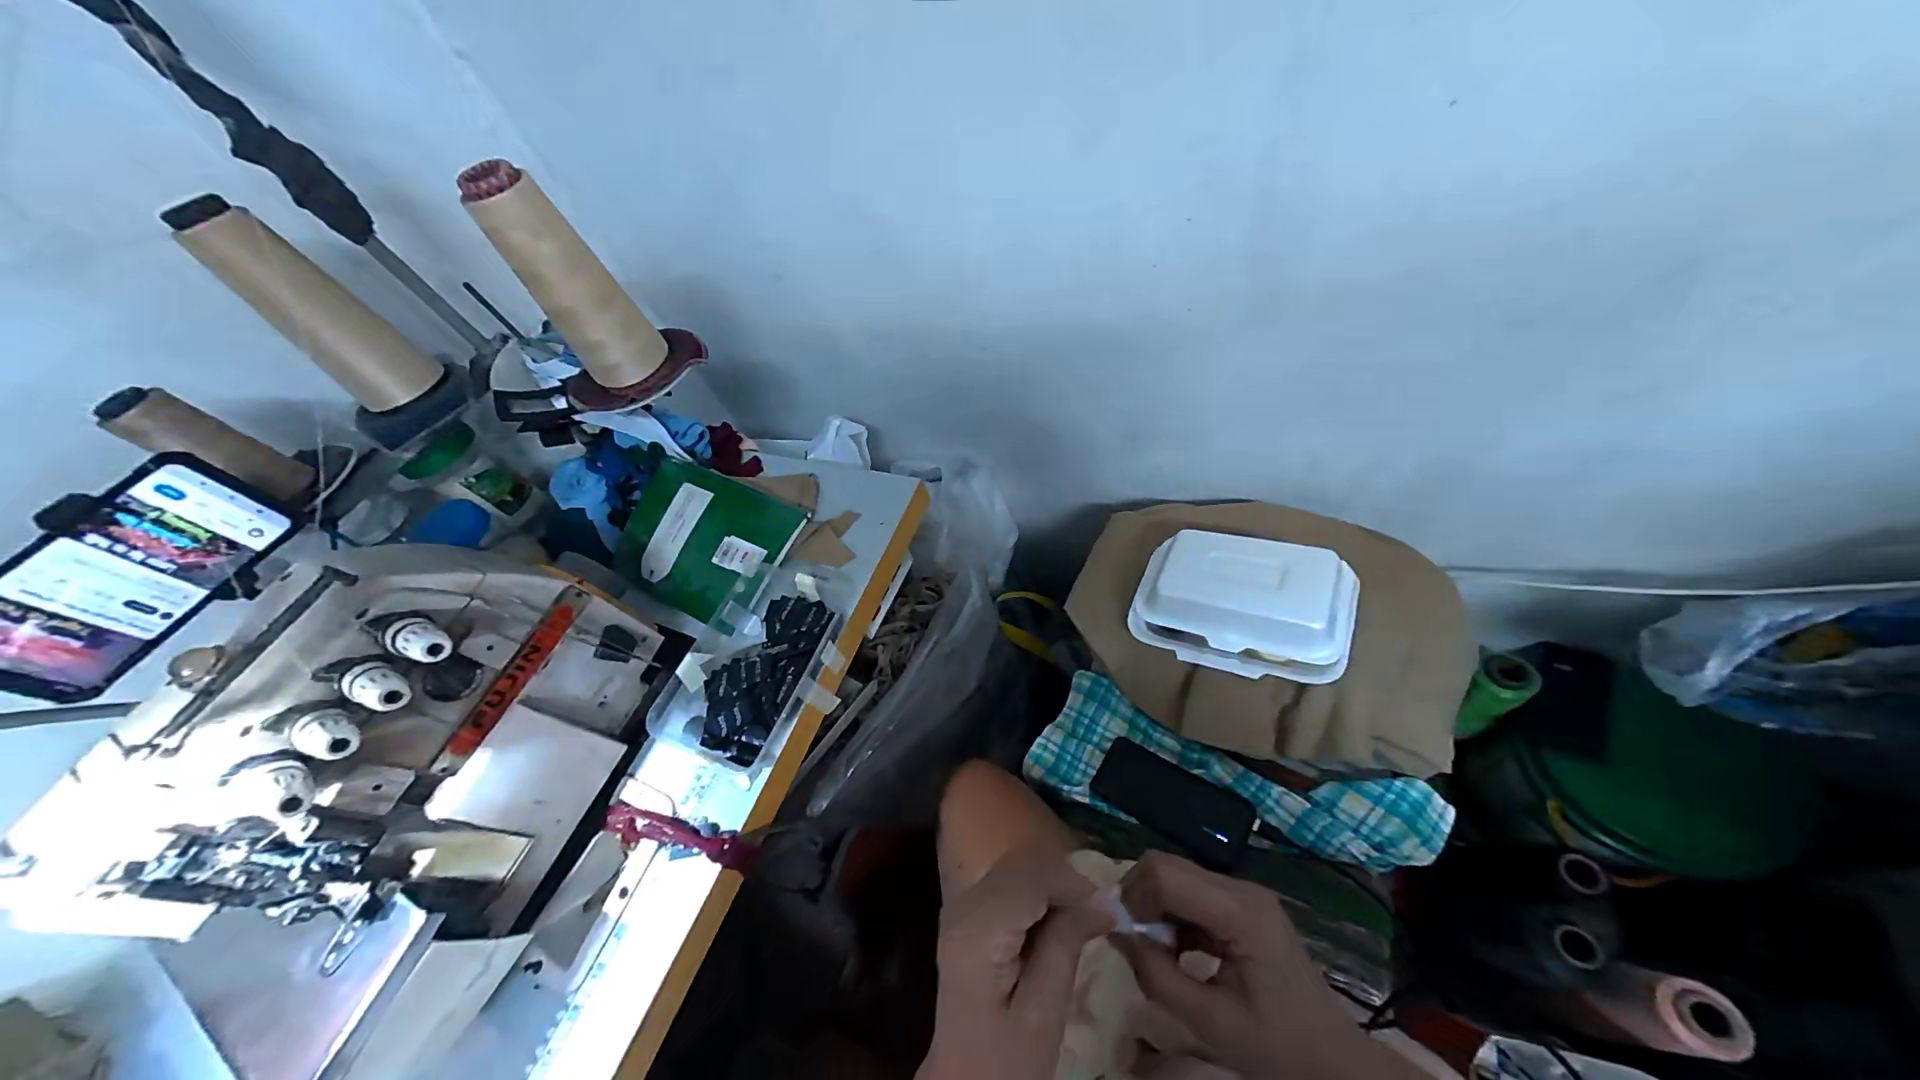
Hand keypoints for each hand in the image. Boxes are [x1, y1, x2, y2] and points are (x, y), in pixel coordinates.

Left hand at [918, 852, 1113, 1079]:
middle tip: (1100, 914)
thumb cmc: (1006, 1059)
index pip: (1030, 877)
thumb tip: (1102, 900)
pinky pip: (1006, 887)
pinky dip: (1036, 895)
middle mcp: (962, 906)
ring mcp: (960, 909)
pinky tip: (1055, 922)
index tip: (1110, 908)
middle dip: (1063, 883)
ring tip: (1083, 920)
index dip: (1073, 884)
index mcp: (978, 929)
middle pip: (1020, 867)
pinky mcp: (966, 918)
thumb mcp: (1044, 1010)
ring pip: (1014, 871)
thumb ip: (1066, 943)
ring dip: (1051, 887)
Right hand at [1112, 851, 1404, 1079]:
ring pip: (1174, 873)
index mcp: (1241, 912)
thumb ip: (1157, 975)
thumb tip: (1116, 933)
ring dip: (1154, 907)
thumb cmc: (1275, 1044)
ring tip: (1159, 953)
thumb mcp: (1209, 1021)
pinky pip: (1189, 889)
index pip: (1166, 875)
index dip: (1134, 899)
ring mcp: (1243, 891)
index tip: (1124, 938)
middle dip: (1140, 899)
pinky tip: (1177, 949)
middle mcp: (1241, 888)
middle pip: (1166, 865)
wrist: (1332, 1059)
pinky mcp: (1241, 902)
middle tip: (1137, 945)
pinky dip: (1171, 913)